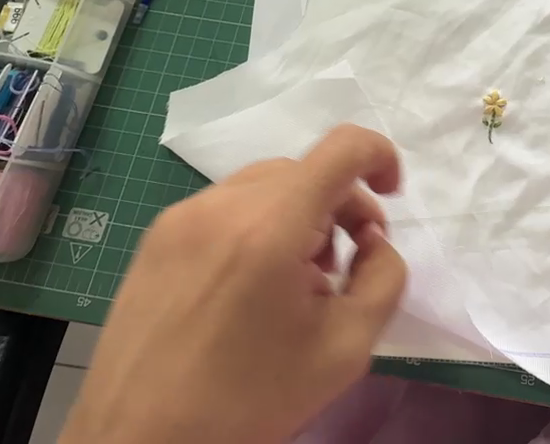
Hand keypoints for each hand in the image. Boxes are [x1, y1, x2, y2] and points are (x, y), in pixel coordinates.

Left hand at [62, 125, 407, 443]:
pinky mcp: (158, 236)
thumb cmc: (246, 403)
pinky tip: (249, 288)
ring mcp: (184, 215)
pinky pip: (228, 207)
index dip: (380, 155)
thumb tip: (371, 239)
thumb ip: (383, 277)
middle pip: (307, 171)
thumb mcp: (346, 349)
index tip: (391, 195)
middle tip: (345, 265)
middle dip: (341, 206)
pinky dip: (258, 227)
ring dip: (300, 216)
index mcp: (272, 225)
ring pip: (268, 186)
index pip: (343, 147)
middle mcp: (225, 203)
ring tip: (296, 282)